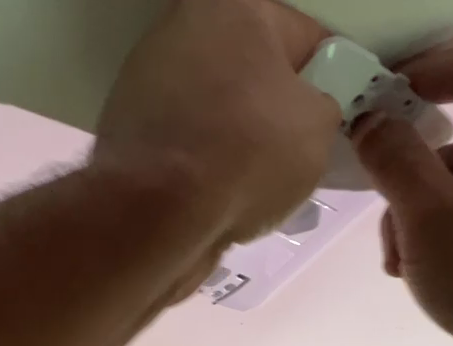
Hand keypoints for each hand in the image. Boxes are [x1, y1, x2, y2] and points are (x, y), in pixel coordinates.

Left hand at [94, 0, 340, 251]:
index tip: (331, 121)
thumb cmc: (244, 156)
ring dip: (231, 148)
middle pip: (248, 77)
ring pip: (211, 119)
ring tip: (251, 190)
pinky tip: (212, 201)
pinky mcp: (121, 140)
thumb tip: (304, 118)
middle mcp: (178, 32)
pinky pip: (179, 155)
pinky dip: (195, 175)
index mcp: (234, 5)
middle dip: (271, 115)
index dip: (327, 84)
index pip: (305, 38)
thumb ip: (321, 109)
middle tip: (291, 158)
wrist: (153, 219)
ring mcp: (141, 87)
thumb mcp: (319, 128)